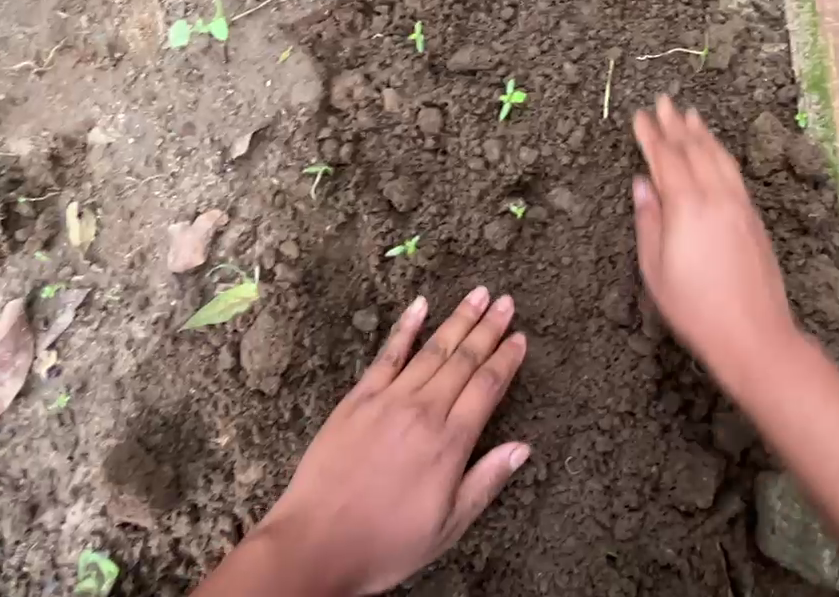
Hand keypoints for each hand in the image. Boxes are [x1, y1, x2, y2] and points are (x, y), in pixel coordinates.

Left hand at [199, 288, 528, 596]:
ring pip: (433, 349)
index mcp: (450, 442)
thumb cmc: (385, 543)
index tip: (521, 337)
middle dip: (489, 328)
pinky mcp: (359, 397)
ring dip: (459, 319)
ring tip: (479, 294)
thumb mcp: (448, 527)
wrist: (316, 544)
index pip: (488, 387)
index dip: (507, 359)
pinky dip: (406, 327)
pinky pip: (388, 354)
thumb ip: (486, 481)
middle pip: (465, 360)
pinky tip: (421, 304)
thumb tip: (522, 447)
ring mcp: (390, 399)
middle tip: (506, 301)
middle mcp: (424, 411)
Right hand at [632, 96, 798, 374]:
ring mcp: (739, 205)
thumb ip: (648, 221)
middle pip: (694, 150)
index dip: (651, 135)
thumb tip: (643, 184)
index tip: (640, 116)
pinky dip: (720, 153)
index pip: (665, 159)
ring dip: (702, 133)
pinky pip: (733, 171)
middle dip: (676, 124)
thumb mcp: (655, 269)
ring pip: (719, 157)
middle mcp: (716, 197)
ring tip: (691, 114)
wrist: (754, 334)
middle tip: (664, 101)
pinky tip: (715, 150)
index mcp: (687, 207)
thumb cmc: (695, 308)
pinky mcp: (754, 218)